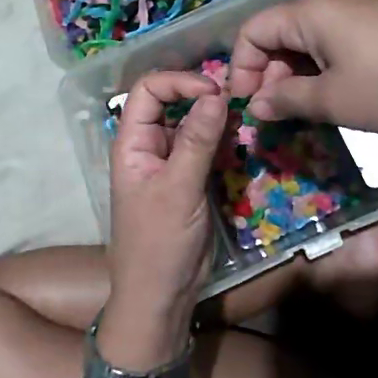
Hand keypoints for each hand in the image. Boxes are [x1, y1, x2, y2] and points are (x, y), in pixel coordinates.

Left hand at [106, 71, 227, 319]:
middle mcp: (150, 146)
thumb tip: (216, 94)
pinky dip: (223, 140)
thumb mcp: (178, 190)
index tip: (214, 91)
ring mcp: (171, 162)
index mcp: (132, 143)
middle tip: (237, 101)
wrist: (161, 296)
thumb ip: (197, 141)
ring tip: (244, 118)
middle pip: (172, 102)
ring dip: (216, 117)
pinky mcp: (191, 178)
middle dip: (201, 95)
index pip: (149, 90)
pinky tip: (243, 140)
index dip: (179, 82)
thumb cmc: (158, 243)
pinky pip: (206, 147)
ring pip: (192, 123)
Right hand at [229, 0, 377, 131]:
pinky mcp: (376, 23)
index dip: (241, 69)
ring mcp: (353, 10)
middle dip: (269, 75)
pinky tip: (337, 97)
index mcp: (306, 13)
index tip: (250, 107)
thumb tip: (257, 105)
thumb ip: (287, 100)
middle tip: (279, 115)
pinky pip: (332, 43)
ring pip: (306, 41)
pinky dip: (323, 69)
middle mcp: (325, 2)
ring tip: (307, 112)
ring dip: (297, 76)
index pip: (251, 32)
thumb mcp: (334, 100)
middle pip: (277, 34)